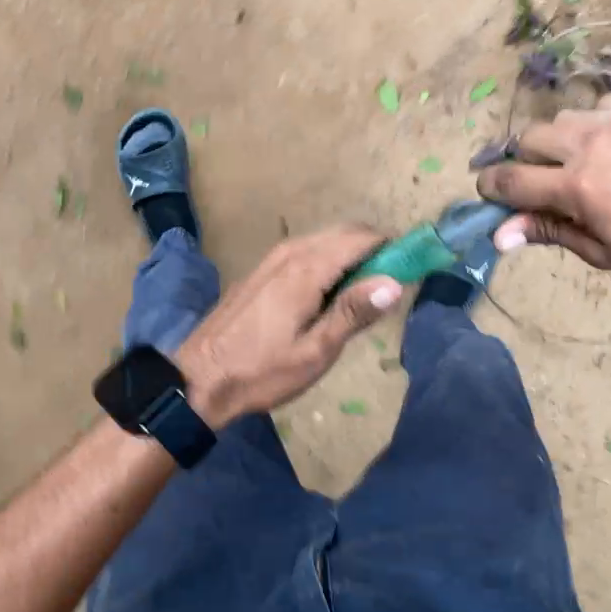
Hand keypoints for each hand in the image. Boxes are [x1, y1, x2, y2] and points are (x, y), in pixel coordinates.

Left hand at [176, 226, 402, 428]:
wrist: (198, 379)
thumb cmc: (261, 371)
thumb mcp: (315, 351)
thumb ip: (353, 313)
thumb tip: (395, 281)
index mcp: (307, 268)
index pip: (361, 238)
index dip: (391, 247)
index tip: (411, 270)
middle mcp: (291, 252)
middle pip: (344, 233)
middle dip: (373, 249)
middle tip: (389, 286)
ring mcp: (273, 258)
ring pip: (325, 240)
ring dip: (350, 255)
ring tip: (363, 295)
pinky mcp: (262, 269)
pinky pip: (306, 251)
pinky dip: (328, 261)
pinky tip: (329, 296)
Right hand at [476, 94, 610, 290]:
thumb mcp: (602, 252)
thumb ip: (549, 231)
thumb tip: (500, 233)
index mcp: (576, 186)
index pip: (510, 180)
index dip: (490, 187)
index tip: (488, 191)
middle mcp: (590, 144)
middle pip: (529, 138)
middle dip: (525, 160)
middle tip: (544, 180)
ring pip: (565, 118)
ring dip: (562, 140)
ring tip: (585, 160)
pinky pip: (605, 104)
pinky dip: (600, 123)